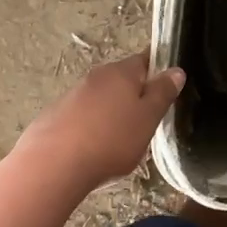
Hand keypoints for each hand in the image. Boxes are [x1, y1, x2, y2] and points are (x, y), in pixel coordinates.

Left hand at [13, 53, 184, 191]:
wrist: (50, 167)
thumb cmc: (110, 140)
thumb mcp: (148, 119)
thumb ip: (163, 93)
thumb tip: (176, 70)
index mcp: (122, 72)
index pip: (145, 59)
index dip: (158, 72)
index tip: (165, 91)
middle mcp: (96, 77)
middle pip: (121, 81)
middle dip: (133, 97)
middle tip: (144, 123)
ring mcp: (71, 96)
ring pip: (100, 100)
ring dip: (110, 114)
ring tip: (116, 143)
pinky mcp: (52, 118)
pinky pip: (80, 118)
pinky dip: (88, 129)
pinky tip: (89, 152)